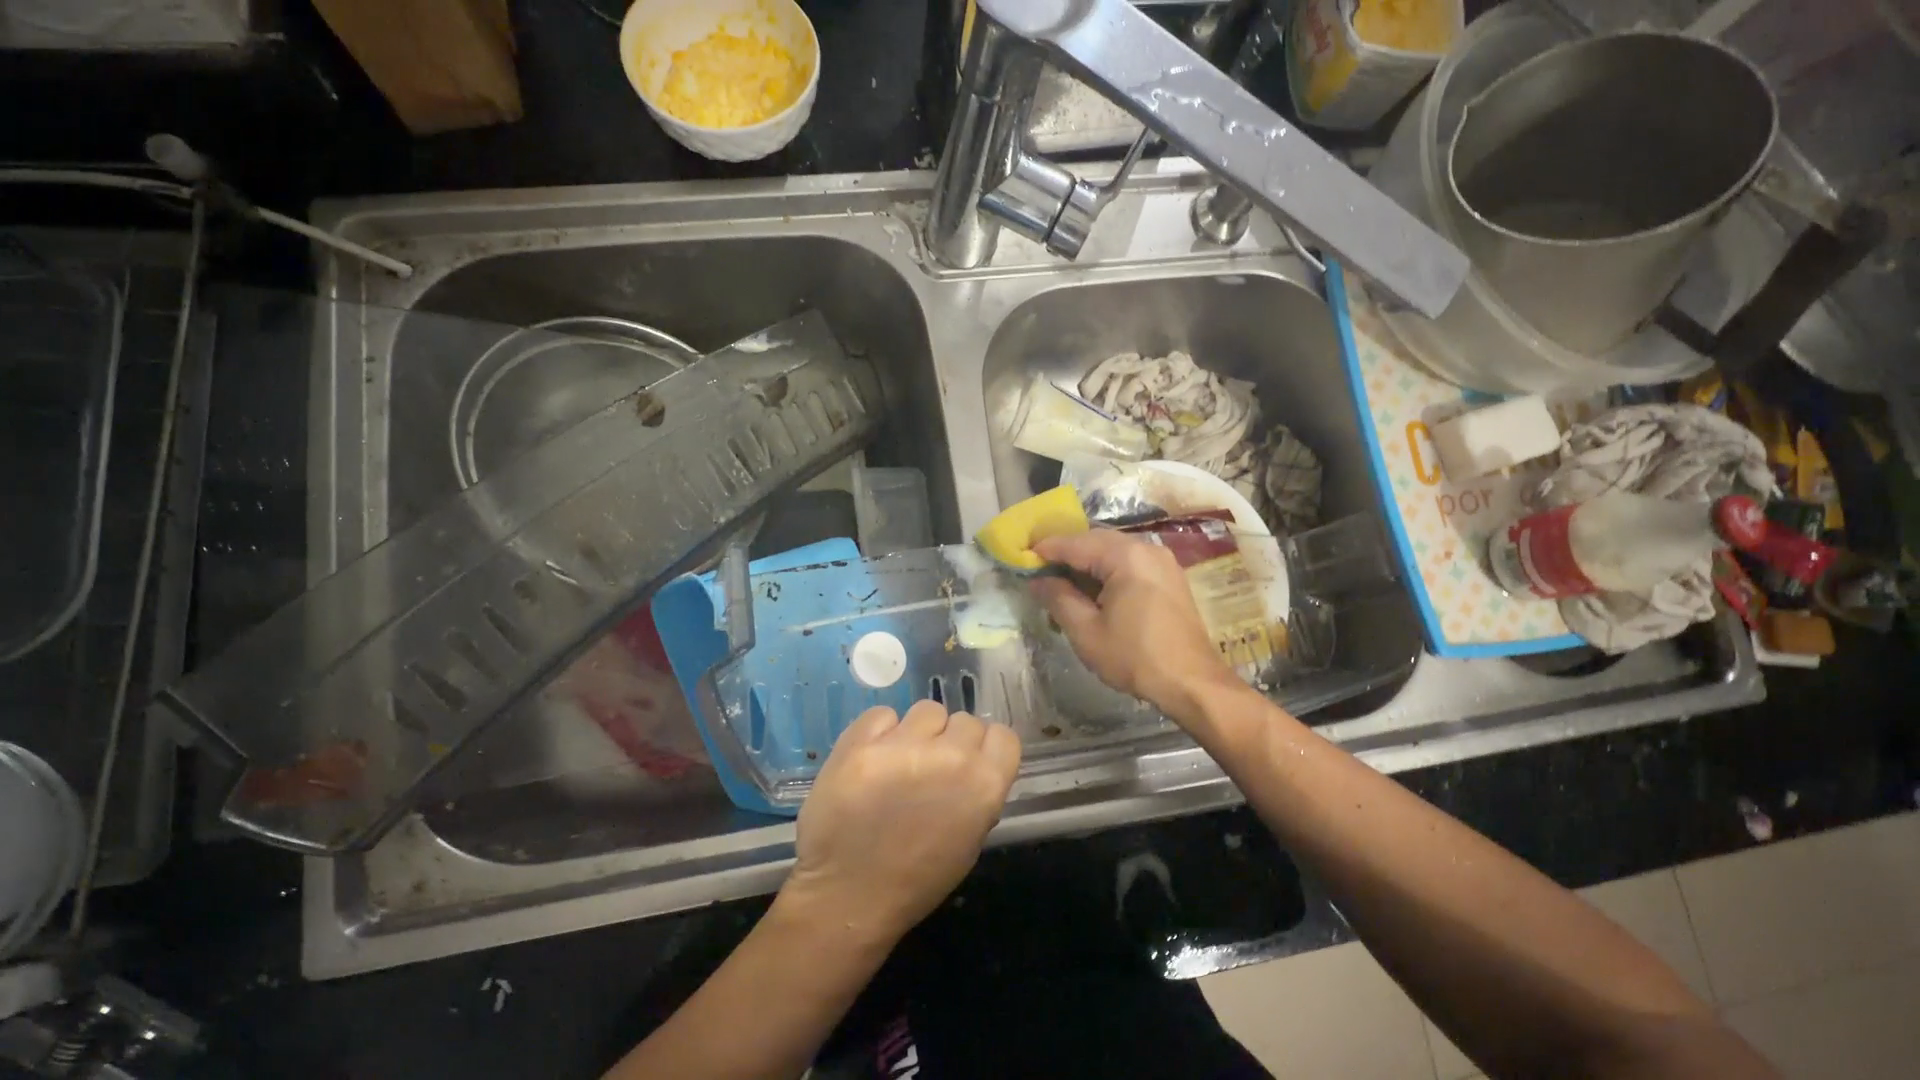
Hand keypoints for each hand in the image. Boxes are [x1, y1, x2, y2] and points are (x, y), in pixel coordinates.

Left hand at [785, 700, 1020, 941]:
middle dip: (951, 741)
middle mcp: (951, 756)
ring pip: (925, 711)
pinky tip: (870, 760)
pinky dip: (879, 732)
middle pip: (964, 721)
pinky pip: (882, 715)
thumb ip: (979, 796)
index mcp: (985, 785)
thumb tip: (975, 767)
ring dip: (918, 732)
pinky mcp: (860, 742)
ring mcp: (904, 745)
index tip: (971, 762)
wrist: (848, 895)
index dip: (987, 749)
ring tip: (898, 762)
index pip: (1003, 736)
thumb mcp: (969, 844)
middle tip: (930, 769)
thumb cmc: (916, 881)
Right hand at [1030, 529, 1239, 716]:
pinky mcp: (1170, 578)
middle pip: (1096, 540)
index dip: (1045, 549)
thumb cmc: (1135, 657)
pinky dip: (1108, 570)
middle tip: (1038, 569)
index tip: (1021, 557)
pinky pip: (1131, 563)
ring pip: (1114, 551)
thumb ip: (1058, 598)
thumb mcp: (1086, 631)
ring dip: (1087, 562)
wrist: (1192, 683)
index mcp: (1125, 556)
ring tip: (1062, 582)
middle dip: (1066, 553)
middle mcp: (1146, 548)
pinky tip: (1093, 591)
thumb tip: (1037, 580)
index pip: (1075, 543)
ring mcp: (1162, 562)